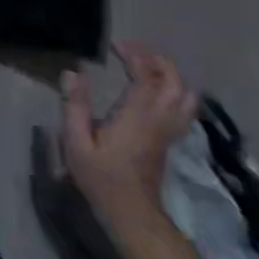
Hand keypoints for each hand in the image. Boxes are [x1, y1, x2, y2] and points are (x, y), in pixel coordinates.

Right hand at [60, 42, 199, 222]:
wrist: (131, 213)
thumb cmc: (100, 177)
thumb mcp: (76, 143)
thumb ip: (74, 106)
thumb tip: (72, 73)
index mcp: (137, 115)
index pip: (146, 75)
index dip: (135, 55)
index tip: (116, 45)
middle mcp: (159, 119)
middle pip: (174, 80)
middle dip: (156, 59)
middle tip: (132, 52)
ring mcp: (169, 130)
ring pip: (185, 94)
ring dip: (170, 74)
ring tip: (147, 67)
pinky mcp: (170, 140)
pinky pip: (184, 107)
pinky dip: (175, 90)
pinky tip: (157, 91)